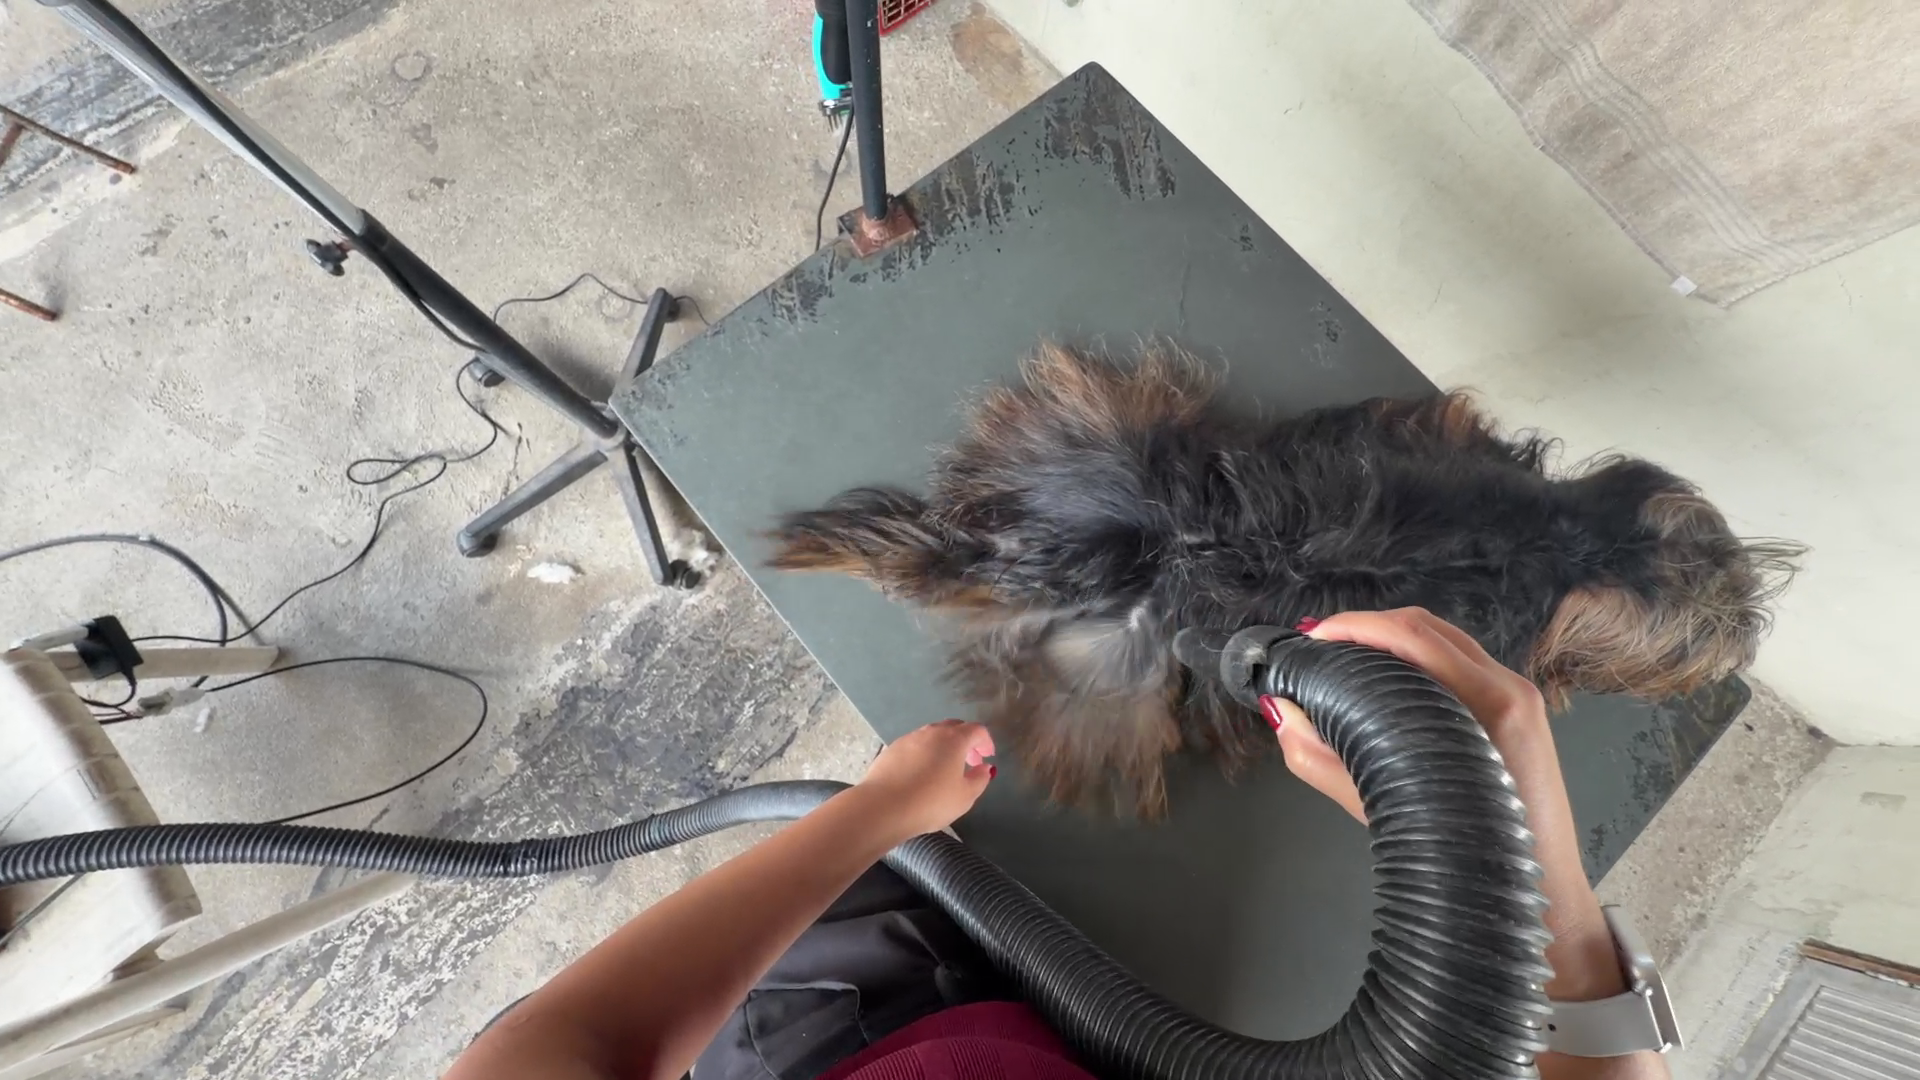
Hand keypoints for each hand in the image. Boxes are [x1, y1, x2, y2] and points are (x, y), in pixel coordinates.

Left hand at [851, 720, 995, 838]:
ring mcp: (910, 738)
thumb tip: (984, 767)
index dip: (985, 741)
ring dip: (944, 746)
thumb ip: (979, 779)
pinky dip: (925, 753)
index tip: (988, 755)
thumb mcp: (964, 797)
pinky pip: (915, 745)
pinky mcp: (892, 748)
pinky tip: (922, 773)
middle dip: (966, 741)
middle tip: (970, 761)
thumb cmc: (931, 802)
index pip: (976, 730)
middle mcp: (932, 732)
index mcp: (954, 739)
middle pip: (954, 727)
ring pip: (933, 735)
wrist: (884, 806)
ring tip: (945, 768)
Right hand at [1267, 608, 1628, 1006]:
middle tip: (1319, 643)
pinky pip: (1454, 655)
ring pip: (1441, 634)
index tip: (1312, 639)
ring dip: (1387, 634)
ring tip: (1343, 651)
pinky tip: (1380, 670)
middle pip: (1426, 624)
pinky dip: (1410, 650)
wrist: (1538, 893)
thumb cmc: (1473, 856)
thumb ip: (1323, 760)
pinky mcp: (1514, 705)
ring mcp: (1517, 693)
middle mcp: (1509, 688)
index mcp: (1491, 706)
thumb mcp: (1386, 808)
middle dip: (1365, 624)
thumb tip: (1280, 713)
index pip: (1413, 636)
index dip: (1355, 627)